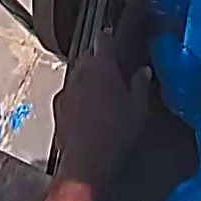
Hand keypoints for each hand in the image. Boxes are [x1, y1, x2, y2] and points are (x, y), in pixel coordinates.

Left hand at [50, 40, 151, 189]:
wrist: (86, 162)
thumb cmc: (117, 132)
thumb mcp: (138, 108)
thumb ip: (140, 85)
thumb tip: (143, 71)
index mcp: (102, 66)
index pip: (103, 40)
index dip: (108, 37)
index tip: (112, 37)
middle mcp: (81, 72)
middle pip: (88, 55)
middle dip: (97, 57)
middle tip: (111, 68)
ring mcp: (66, 88)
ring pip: (77, 72)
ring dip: (86, 75)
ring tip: (99, 89)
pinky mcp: (57, 105)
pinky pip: (69, 90)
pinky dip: (77, 93)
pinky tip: (85, 107)